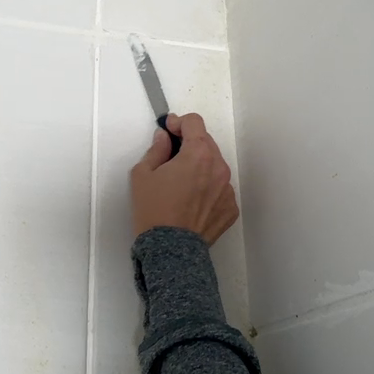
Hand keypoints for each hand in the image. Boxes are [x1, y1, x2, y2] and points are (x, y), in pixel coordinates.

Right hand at [130, 113, 239, 243]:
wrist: (170, 250)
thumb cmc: (153, 209)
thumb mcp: (142, 174)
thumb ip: (156, 149)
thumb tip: (164, 139)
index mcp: (198, 154)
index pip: (194, 122)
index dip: (179, 122)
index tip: (168, 130)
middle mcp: (218, 168)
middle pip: (206, 142)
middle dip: (189, 143)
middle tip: (171, 155)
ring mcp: (227, 189)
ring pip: (214, 165)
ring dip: (200, 165)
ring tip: (182, 181)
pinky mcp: (230, 208)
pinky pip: (219, 188)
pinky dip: (208, 187)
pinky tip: (192, 200)